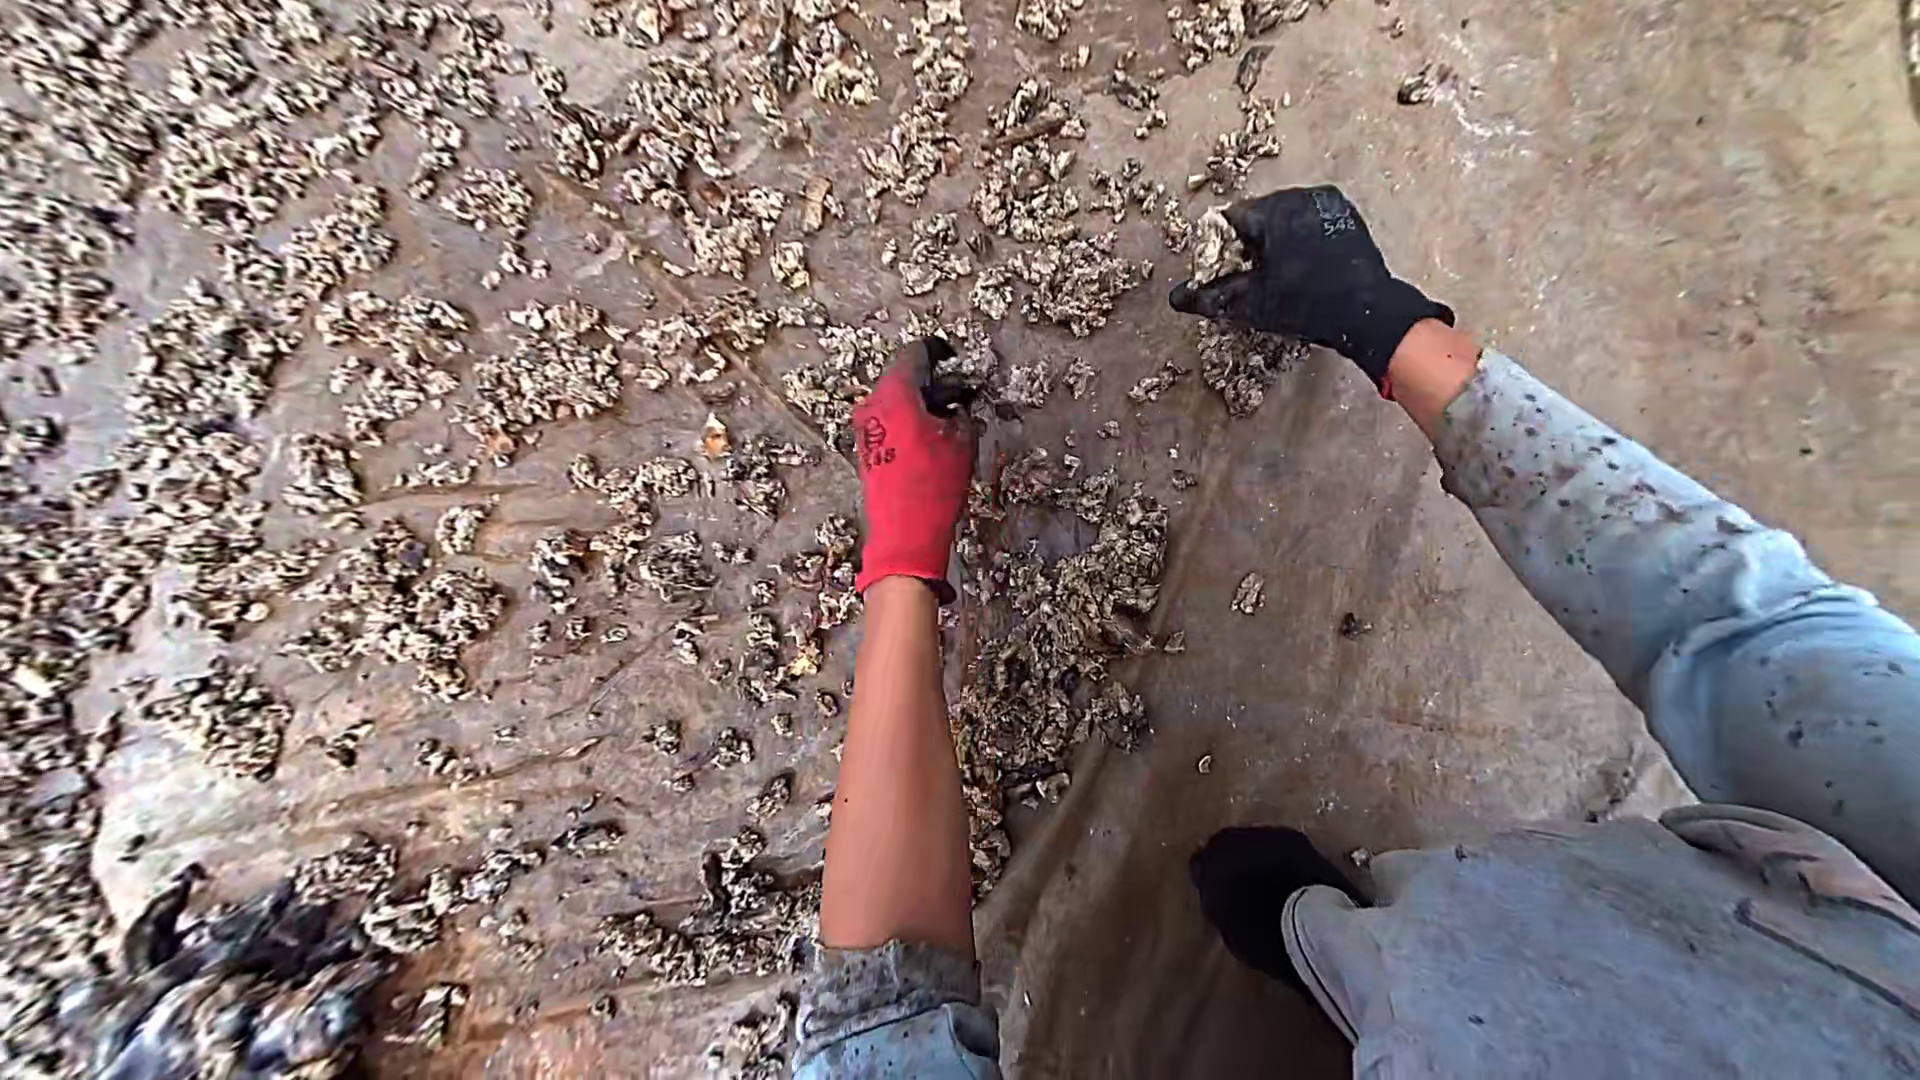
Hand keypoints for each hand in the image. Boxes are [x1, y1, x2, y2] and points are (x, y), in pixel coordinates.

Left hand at [852, 339, 976, 602]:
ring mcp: (865, 426)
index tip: (953, 358)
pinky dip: (907, 420)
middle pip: (902, 375)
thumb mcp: (962, 442)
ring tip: (945, 421)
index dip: (939, 352)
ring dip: (918, 402)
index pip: (916, 353)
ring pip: (894, 399)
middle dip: (930, 381)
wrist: (903, 532)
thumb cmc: (934, 485)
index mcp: (896, 392)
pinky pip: (887, 420)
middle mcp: (874, 403)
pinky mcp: (864, 446)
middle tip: (956, 393)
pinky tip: (927, 439)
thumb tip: (958, 402)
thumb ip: (961, 411)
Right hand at [1169, 185, 1452, 392]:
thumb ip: (1208, 299)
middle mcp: (1302, 196)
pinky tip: (1294, 268)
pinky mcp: (1343, 214)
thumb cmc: (1303, 304)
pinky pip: (1304, 221)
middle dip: (1243, 244)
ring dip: (1268, 243)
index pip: (1229, 219)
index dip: (1218, 249)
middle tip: (1241, 277)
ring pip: (1280, 218)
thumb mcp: (1248, 304)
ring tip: (1267, 275)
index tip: (1219, 273)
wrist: (1365, 310)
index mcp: (1275, 211)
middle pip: (1255, 216)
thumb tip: (1175, 299)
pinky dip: (1292, 240)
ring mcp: (1327, 202)